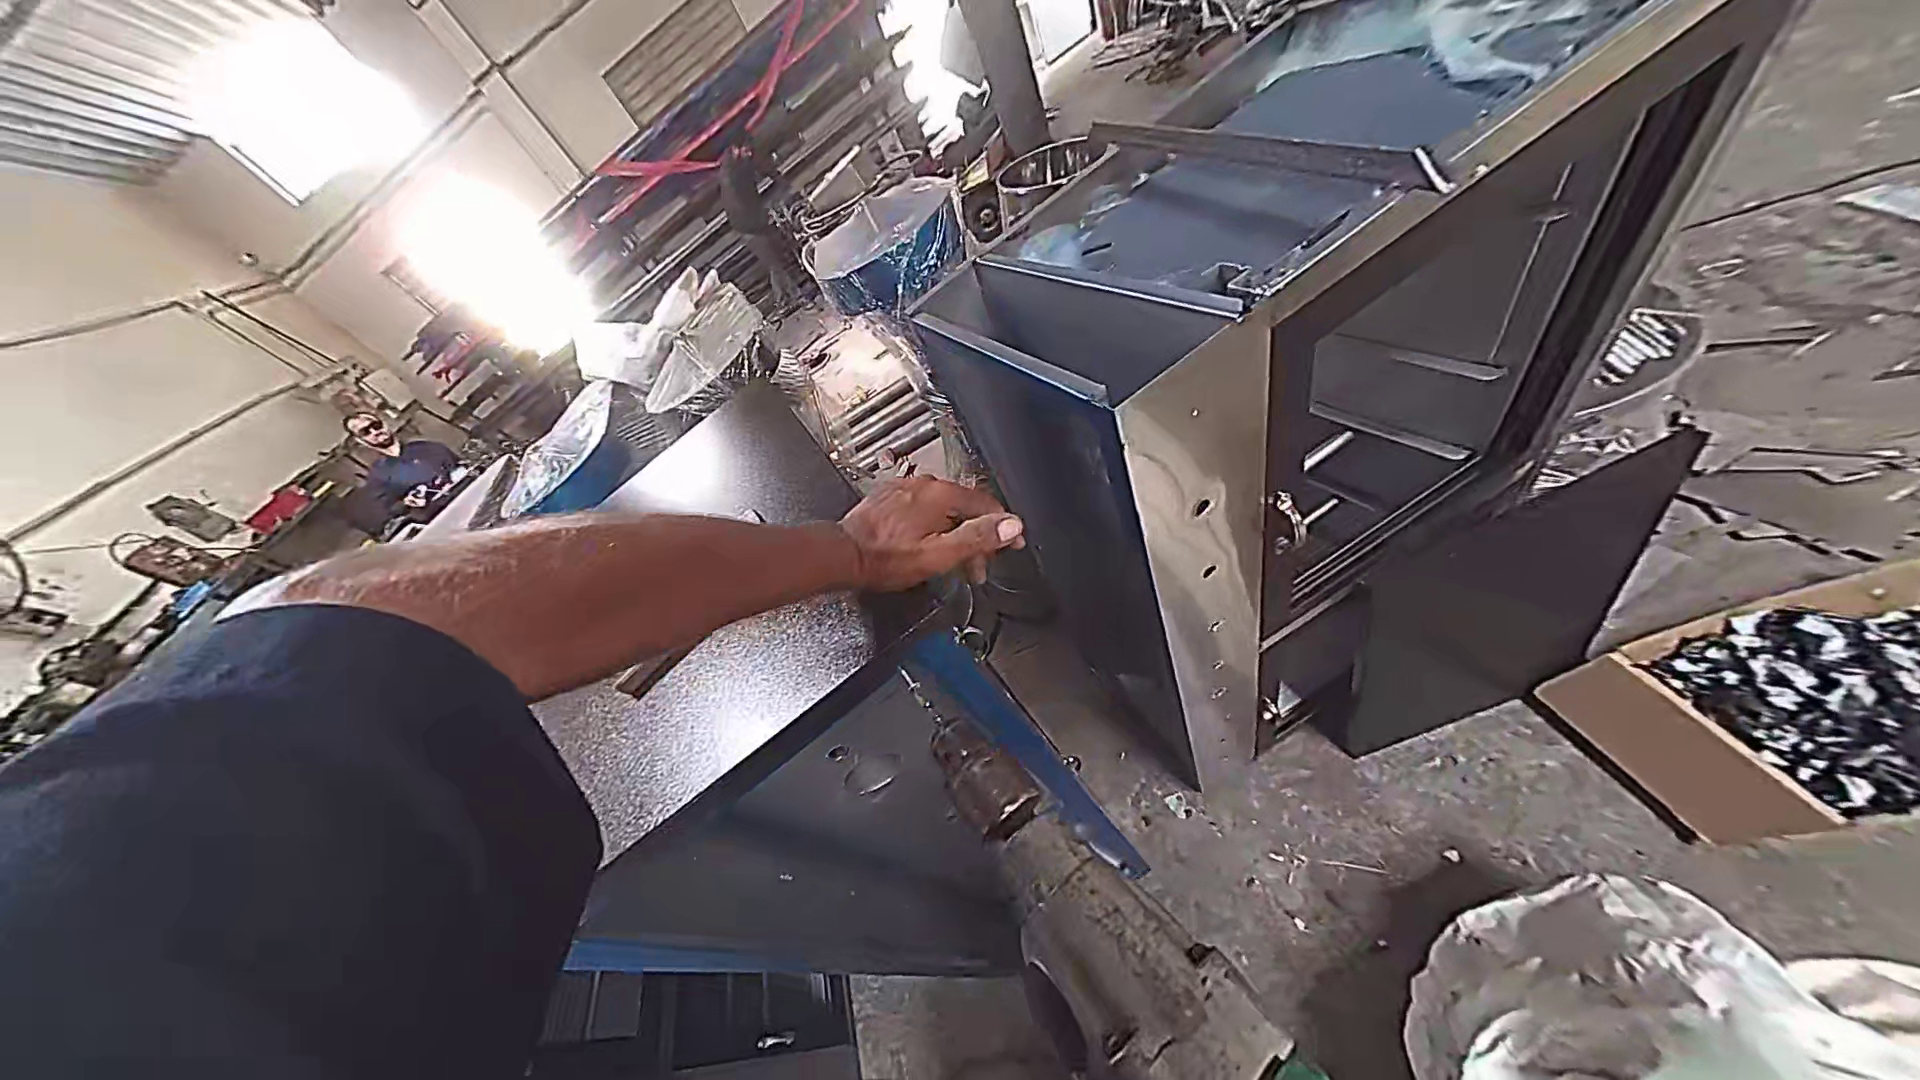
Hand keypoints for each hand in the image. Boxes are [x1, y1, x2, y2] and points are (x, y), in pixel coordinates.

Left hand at [838, 475, 1024, 590]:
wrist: (844, 555)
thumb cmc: (885, 559)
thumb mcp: (940, 555)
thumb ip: (978, 538)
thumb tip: (1011, 525)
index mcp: (941, 495)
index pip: (987, 505)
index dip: (1003, 527)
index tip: (1011, 542)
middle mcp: (925, 485)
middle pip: (966, 507)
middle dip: (977, 537)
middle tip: (978, 566)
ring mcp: (906, 489)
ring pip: (945, 508)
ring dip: (956, 532)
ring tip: (954, 561)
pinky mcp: (892, 497)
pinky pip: (924, 507)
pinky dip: (935, 524)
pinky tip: (930, 543)